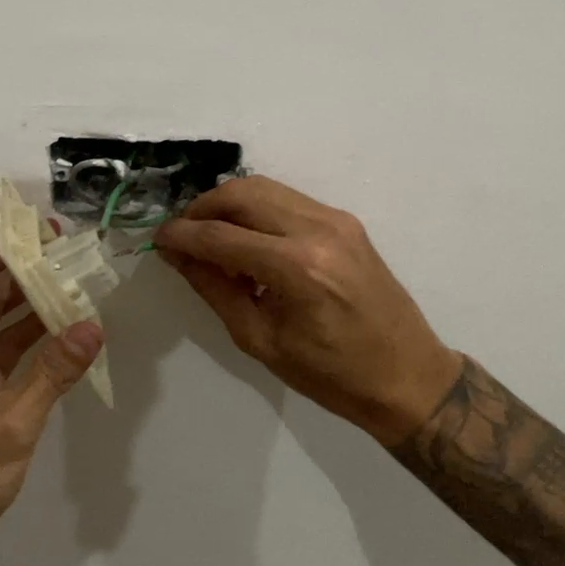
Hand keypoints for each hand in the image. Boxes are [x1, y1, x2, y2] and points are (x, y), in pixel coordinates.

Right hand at [153, 176, 462, 445]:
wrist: (407, 377)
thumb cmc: (330, 374)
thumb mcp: (259, 339)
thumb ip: (214, 288)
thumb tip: (177, 254)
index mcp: (296, 268)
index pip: (220, 235)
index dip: (181, 235)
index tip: (157, 240)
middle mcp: (317, 230)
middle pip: (240, 194)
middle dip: (202, 209)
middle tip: (182, 236)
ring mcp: (335, 220)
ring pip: (263, 188)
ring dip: (227, 205)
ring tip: (211, 237)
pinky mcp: (345, 221)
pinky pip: (286, 199)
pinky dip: (256, 210)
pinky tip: (247, 240)